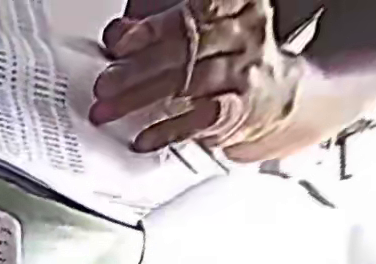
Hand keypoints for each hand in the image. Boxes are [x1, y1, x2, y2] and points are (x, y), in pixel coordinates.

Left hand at [90, 0, 301, 155]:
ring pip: (187, 82)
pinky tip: (144, 139)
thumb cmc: (225, 59)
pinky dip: (168, 130)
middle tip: (103, 86)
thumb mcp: (195, 36)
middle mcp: (242, 33)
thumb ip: (157, 32)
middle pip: (183, 49)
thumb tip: (116, 33)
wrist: (273, 95)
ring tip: (108, 112)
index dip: (153, 27)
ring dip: (141, 99)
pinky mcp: (240, 109)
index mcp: (236, 5)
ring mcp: (244, 71)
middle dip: (136, 69)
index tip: (118, 44)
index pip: (194, 9)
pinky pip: (201, 119)